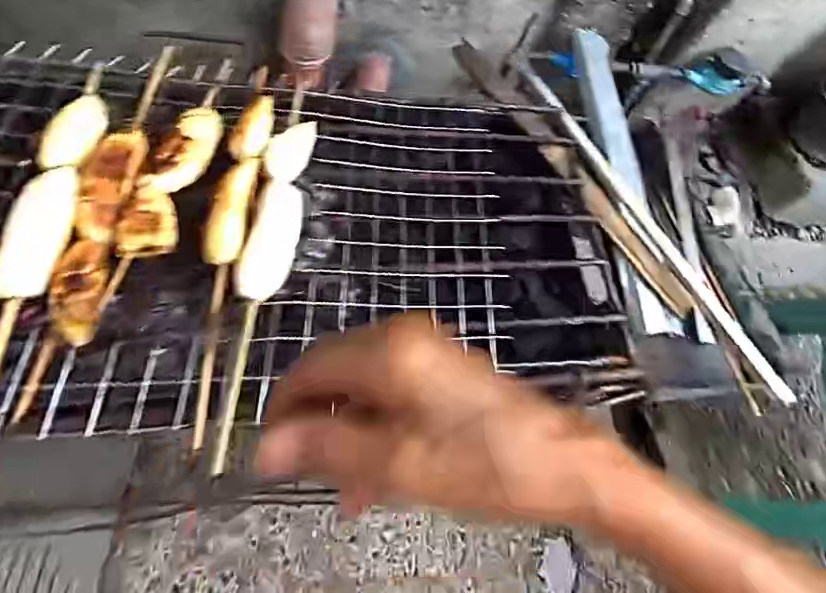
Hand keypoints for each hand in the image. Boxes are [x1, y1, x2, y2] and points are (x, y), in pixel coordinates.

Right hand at [254, 312, 639, 523]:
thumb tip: (268, 447)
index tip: (269, 454)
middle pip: (335, 372)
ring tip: (346, 489)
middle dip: (316, 423)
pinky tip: (375, 475)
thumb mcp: (396, 463)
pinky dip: (374, 428)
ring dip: (346, 433)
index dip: (283, 410)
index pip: (310, 366)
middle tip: (307, 476)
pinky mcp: (442, 369)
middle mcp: (406, 338)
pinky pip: (390, 393)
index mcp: (391, 350)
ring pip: (362, 387)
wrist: (557, 459)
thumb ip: (327, 448)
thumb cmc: (484, 460)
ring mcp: (427, 351)